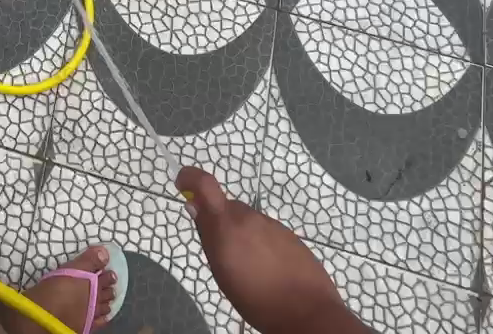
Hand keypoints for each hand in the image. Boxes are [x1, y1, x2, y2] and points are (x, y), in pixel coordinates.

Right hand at [175, 167, 369, 333]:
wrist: (310, 315)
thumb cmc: (257, 300)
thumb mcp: (222, 272)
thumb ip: (208, 235)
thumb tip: (195, 206)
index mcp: (226, 224)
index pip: (204, 183)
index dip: (190, 176)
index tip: (182, 185)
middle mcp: (249, 217)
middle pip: (228, 208)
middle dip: (222, 223)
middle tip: (227, 254)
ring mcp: (273, 226)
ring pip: (250, 223)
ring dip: (245, 237)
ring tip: (253, 270)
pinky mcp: (292, 238)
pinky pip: (269, 235)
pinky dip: (264, 247)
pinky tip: (272, 272)